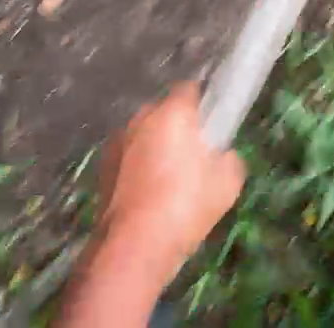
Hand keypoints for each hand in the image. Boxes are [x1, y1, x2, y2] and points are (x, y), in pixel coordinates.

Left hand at [93, 83, 244, 287]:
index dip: (202, 104)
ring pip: (144, 133)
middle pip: (165, 111)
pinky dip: (137, 164)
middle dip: (178, 126)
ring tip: (167, 180)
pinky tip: (146, 193)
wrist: (134, 245)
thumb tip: (222, 154)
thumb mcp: (227, 184)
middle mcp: (142, 117)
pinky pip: (128, 153)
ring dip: (155, 145)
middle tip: (192, 156)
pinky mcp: (103, 162)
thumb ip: (230, 158)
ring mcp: (119, 138)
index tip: (210, 125)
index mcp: (173, 113)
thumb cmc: (184, 207)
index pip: (189, 88)